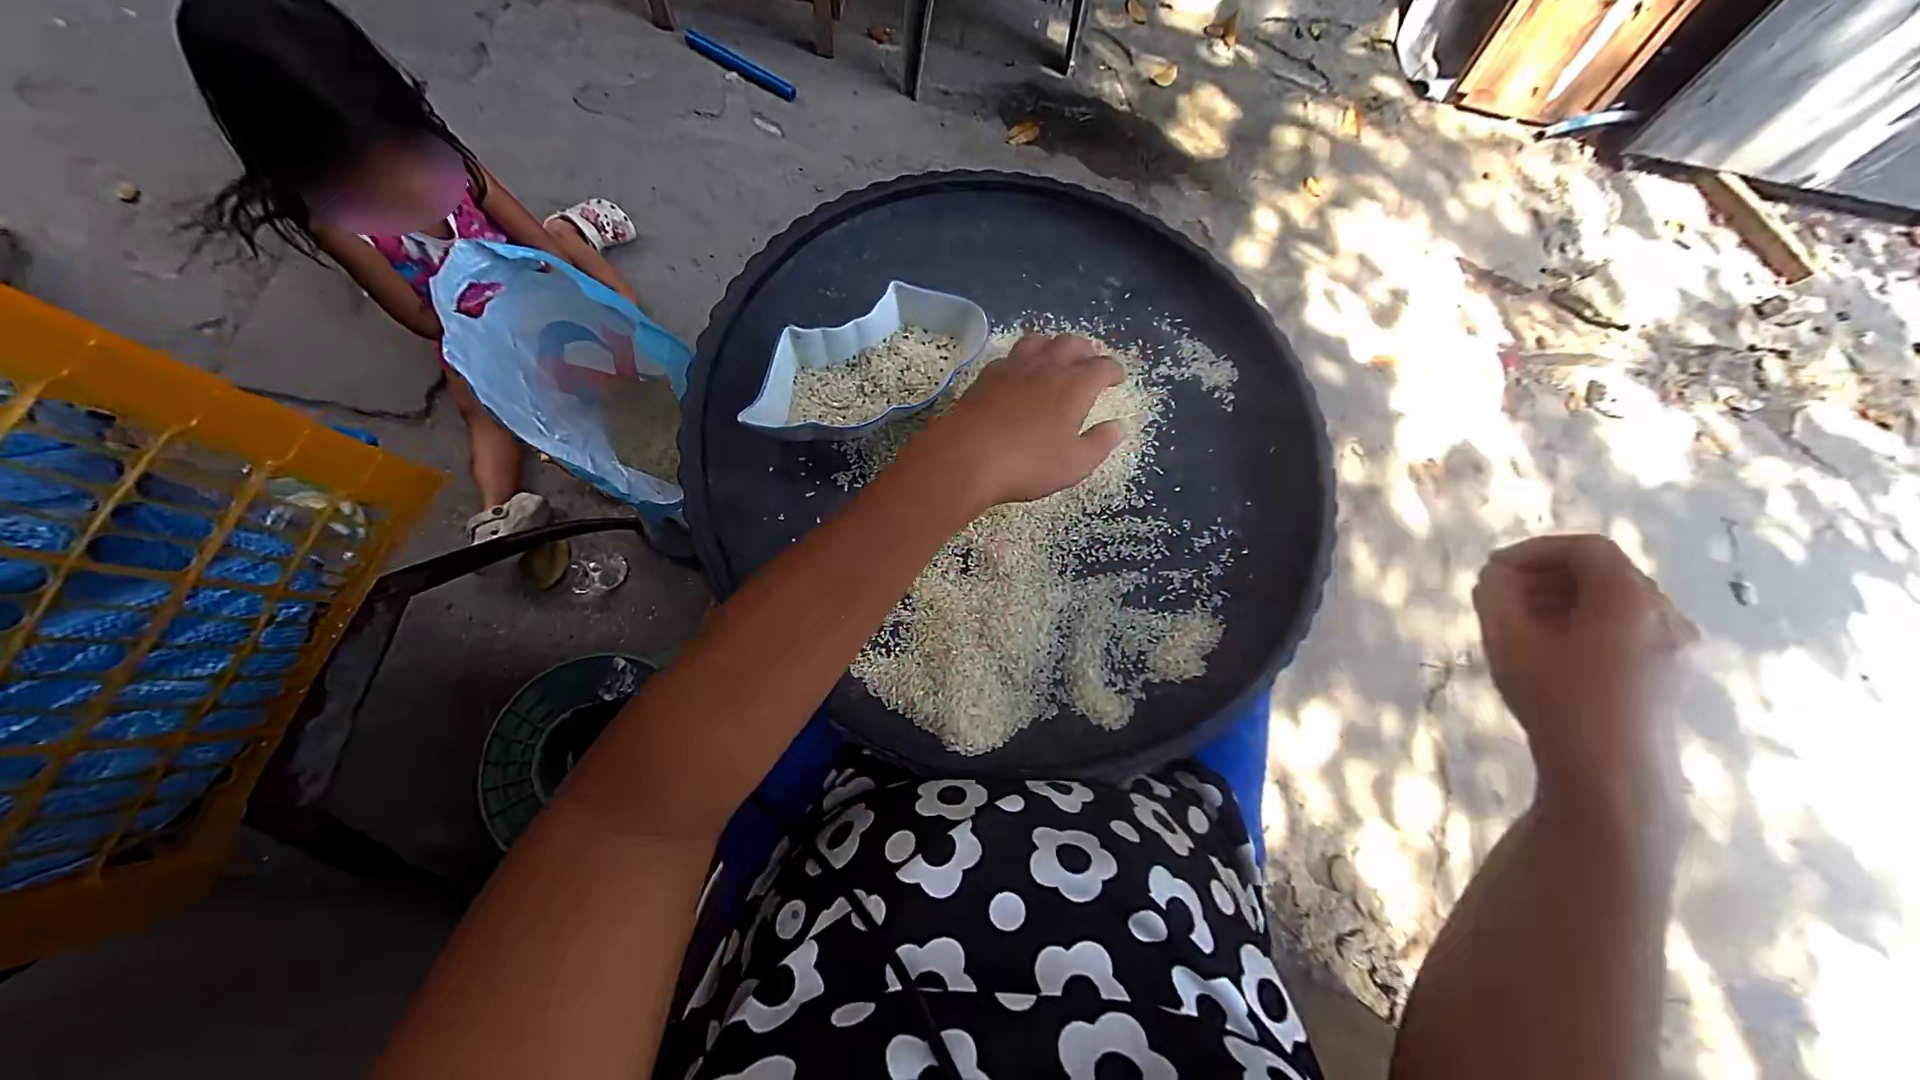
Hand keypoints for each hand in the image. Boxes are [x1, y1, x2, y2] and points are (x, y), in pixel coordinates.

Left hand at [900, 334, 1125, 512]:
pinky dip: (1022, 358)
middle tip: (1090, 361)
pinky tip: (1019, 371)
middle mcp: (1046, 367)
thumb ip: (1100, 443)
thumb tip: (1118, 427)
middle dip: (1085, 350)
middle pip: (1071, 344)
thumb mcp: (1075, 464)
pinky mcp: (986, 376)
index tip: (1116, 378)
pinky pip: (1009, 356)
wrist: (966, 457)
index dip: (1113, 371)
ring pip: (1038, 341)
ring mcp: (1013, 368)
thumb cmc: (1028, 464)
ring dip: (1052, 345)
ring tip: (1056, 356)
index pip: (1102, 367)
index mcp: (1075, 385)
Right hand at [1473, 534, 1696, 813]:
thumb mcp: (1506, 639)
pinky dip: (1584, 624)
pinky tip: (1551, 652)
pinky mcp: (1670, 673)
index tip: (1493, 570)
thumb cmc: (1556, 698)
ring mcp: (1675, 646)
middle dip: (1545, 576)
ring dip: (1562, 601)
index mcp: (1631, 599)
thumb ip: (1495, 594)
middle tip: (1501, 597)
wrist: (1613, 775)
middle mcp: (1665, 613)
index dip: (1533, 550)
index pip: (1585, 548)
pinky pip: (1625, 628)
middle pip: (1602, 573)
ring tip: (1520, 625)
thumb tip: (1497, 574)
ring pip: (1614, 602)